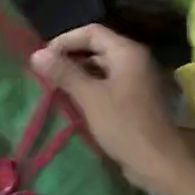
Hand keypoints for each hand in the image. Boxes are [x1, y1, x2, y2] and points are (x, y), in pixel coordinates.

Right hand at [31, 24, 192, 188]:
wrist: (158, 162)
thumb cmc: (124, 125)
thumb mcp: (90, 98)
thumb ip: (64, 73)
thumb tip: (36, 54)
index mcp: (128, 52)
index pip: (92, 32)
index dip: (65, 40)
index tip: (41, 58)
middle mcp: (136, 59)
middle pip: (98, 47)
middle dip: (70, 57)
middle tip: (44, 73)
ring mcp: (138, 79)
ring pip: (103, 67)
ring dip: (79, 73)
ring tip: (54, 86)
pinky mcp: (137, 98)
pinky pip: (109, 83)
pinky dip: (91, 86)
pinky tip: (73, 100)